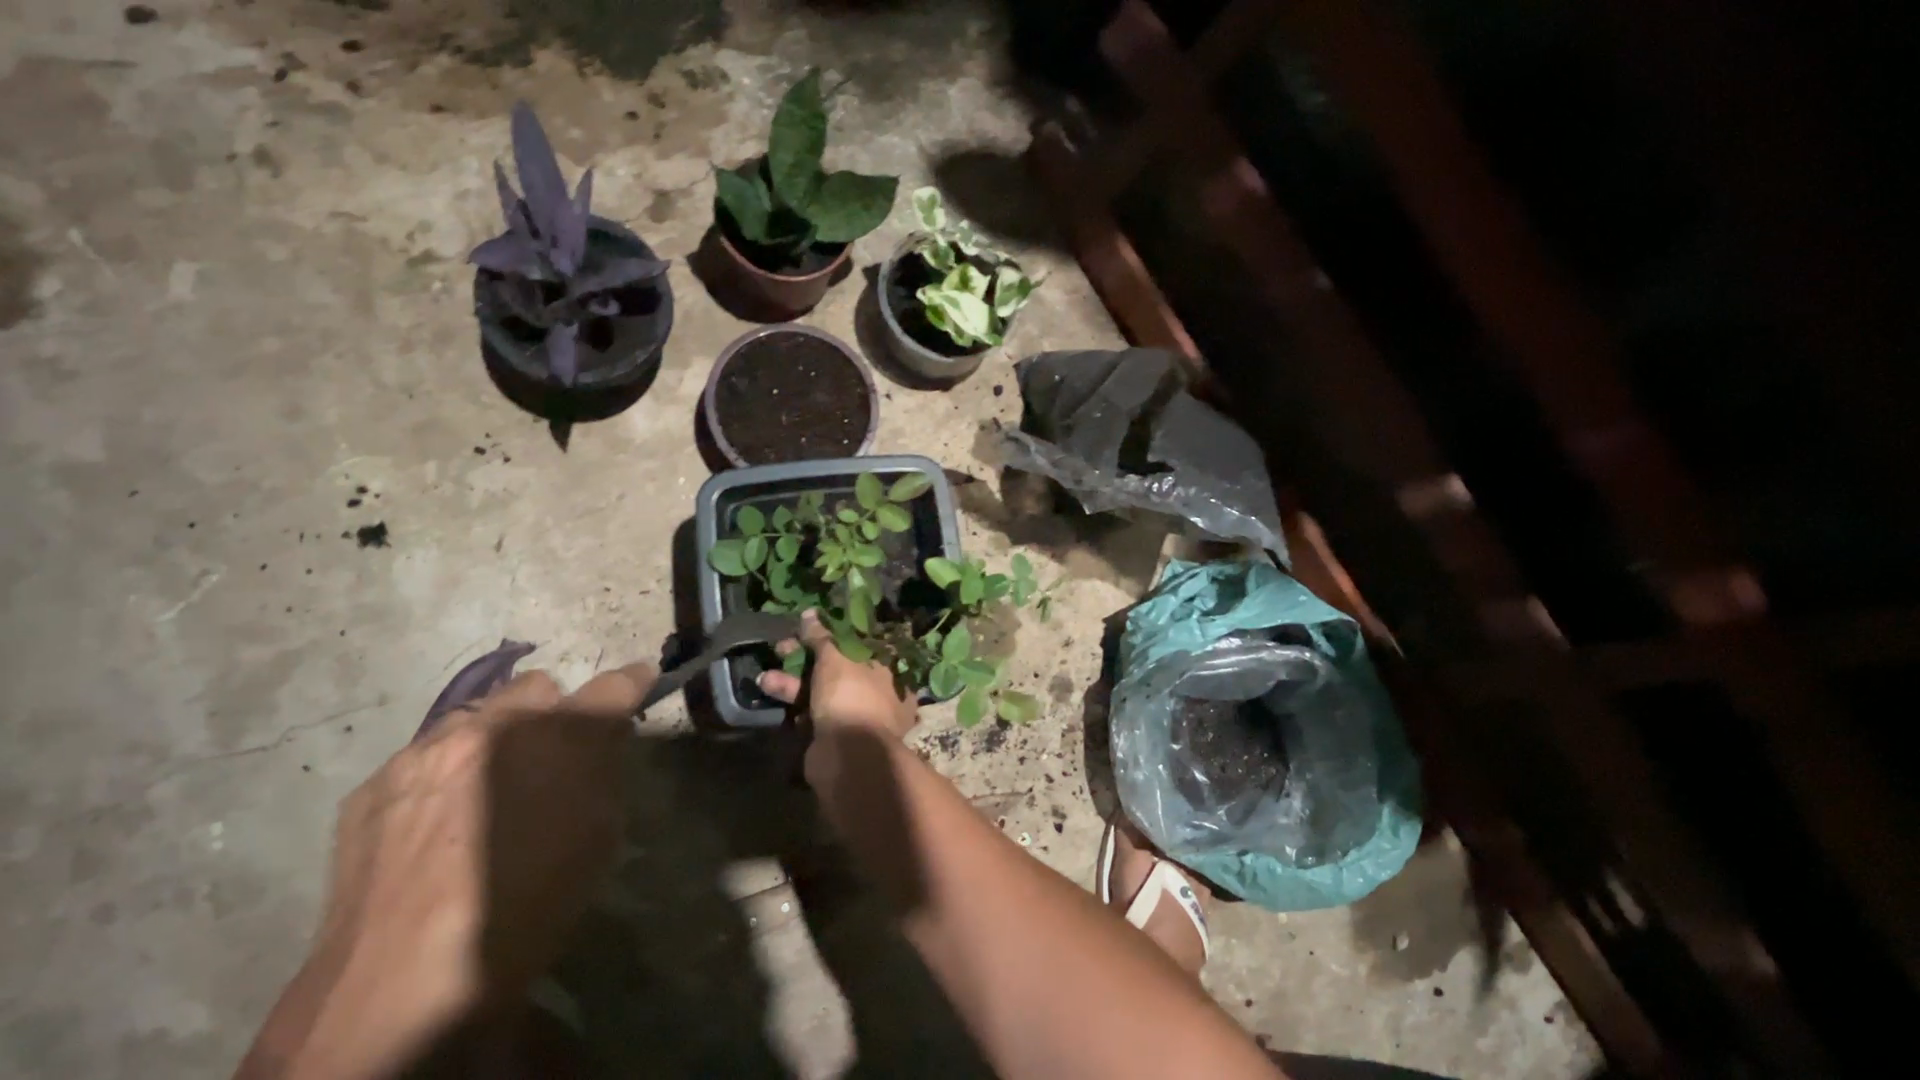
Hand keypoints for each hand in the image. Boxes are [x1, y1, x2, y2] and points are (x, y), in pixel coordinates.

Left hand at [239, 661, 654, 1078]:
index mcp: (555, 739)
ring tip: (487, 796)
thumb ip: (602, 774)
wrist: (404, 976)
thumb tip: (600, 742)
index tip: (640, 684)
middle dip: (552, 714)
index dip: (632, 684)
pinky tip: (436, 829)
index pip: (611, 689)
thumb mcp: (596, 839)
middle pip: (535, 688)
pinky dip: (442, 777)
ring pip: (473, 718)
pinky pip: (421, 758)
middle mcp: (488, 726)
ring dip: (493, 742)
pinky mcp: (373, 783)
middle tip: (553, 761)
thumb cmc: (527, 911)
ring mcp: (421, 750)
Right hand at [756, 610, 915, 786]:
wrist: (849, 757)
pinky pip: (813, 713)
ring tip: (765, 676)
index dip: (830, 636)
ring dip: (792, 682)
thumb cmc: (851, 697)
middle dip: (805, 657)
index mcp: (888, 670)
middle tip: (780, 648)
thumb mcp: (836, 658)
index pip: (859, 645)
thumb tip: (811, 614)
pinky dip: (794, 703)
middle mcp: (876, 693)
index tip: (805, 629)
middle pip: (837, 668)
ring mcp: (855, 717)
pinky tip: (770, 692)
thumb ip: (822, 637)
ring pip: (822, 691)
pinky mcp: (835, 736)